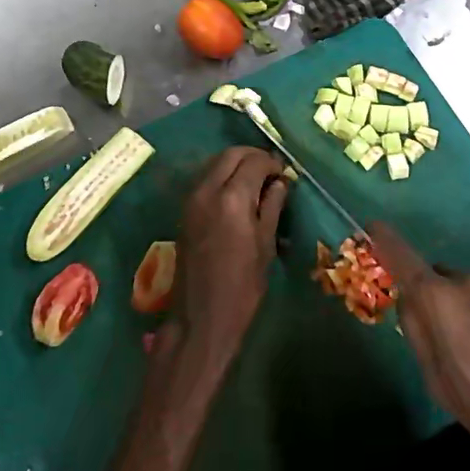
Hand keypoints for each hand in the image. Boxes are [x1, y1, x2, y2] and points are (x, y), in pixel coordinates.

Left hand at [174, 146, 288, 351]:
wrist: (201, 315)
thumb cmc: (242, 287)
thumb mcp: (265, 246)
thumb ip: (272, 207)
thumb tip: (280, 182)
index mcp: (232, 198)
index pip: (253, 162)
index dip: (271, 162)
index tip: (284, 173)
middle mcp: (207, 189)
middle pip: (230, 155)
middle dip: (252, 156)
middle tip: (272, 172)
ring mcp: (192, 197)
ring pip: (214, 163)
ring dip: (235, 164)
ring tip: (257, 181)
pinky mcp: (185, 208)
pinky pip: (205, 178)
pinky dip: (222, 175)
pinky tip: (237, 193)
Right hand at [369, 225, 469, 470]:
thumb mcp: (440, 383)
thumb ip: (419, 334)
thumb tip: (409, 304)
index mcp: (441, 298)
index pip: (402, 255)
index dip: (383, 239)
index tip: (372, 227)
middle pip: (438, 278)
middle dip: (431, 297)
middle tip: (434, 337)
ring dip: (463, 312)